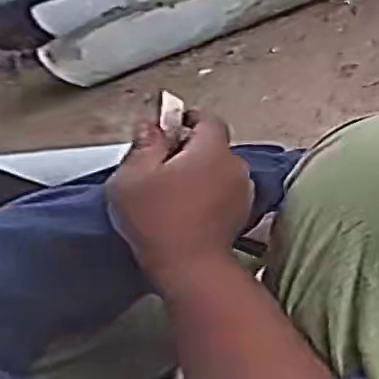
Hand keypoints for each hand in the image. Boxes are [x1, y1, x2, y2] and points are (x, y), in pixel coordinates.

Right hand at [108, 112, 251, 280]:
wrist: (189, 259)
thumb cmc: (157, 218)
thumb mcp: (133, 175)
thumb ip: (146, 144)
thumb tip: (154, 126)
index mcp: (212, 152)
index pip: (210, 121)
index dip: (189, 118)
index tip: (170, 123)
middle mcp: (236, 165)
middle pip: (214, 145)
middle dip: (188, 148)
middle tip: (157, 162)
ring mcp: (244, 186)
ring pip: (219, 167)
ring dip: (199, 169)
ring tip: (169, 188)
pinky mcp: (245, 206)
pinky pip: (225, 186)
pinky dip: (208, 188)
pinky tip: (186, 204)